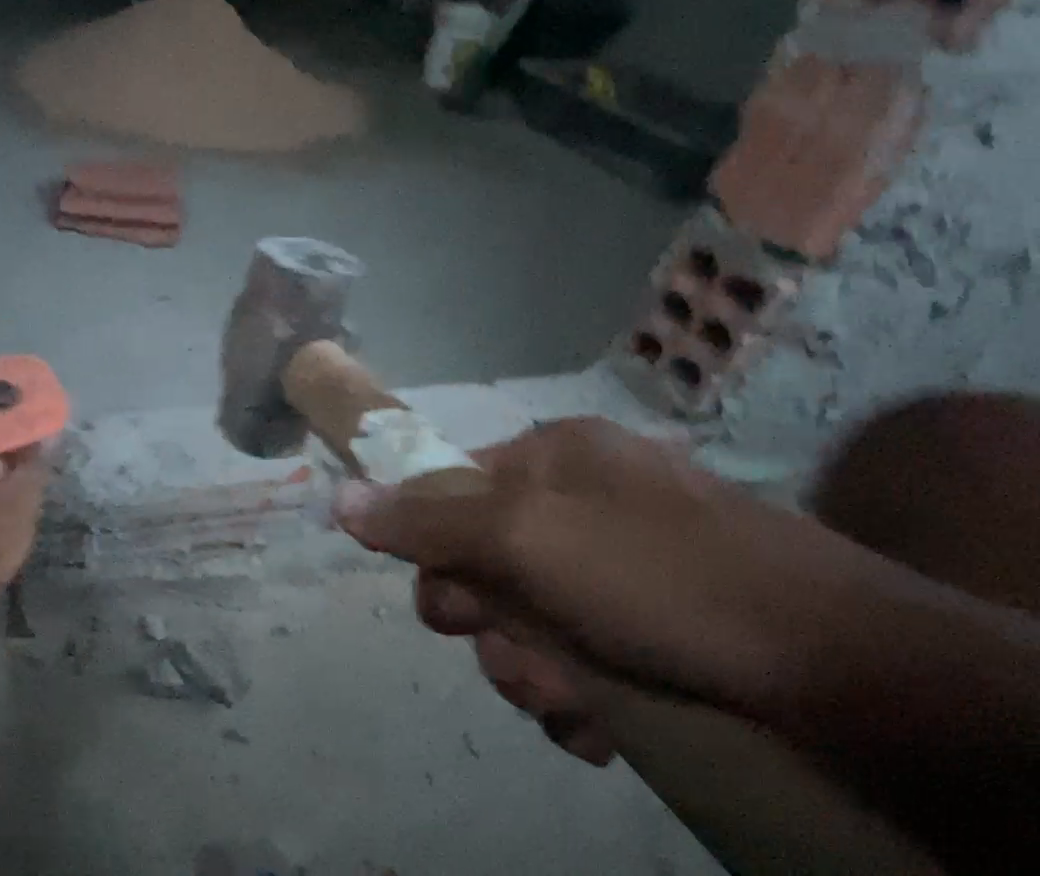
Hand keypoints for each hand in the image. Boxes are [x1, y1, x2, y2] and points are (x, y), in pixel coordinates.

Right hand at [332, 418, 882, 760]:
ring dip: (532, 671)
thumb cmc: (660, 578)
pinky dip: (575, 690)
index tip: (458, 610)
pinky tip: (598, 720)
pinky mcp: (656, 621)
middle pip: (483, 564)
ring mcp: (622, 563)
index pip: (446, 491)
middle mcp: (583, 500)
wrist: (842, 664)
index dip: (436, 555)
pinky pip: (578, 650)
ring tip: (572, 704)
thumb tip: (336, 497)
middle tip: (525, 664)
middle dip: (492, 629)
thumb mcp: (529, 539)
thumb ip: (428, 520)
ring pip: (527, 618)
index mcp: (552, 457)